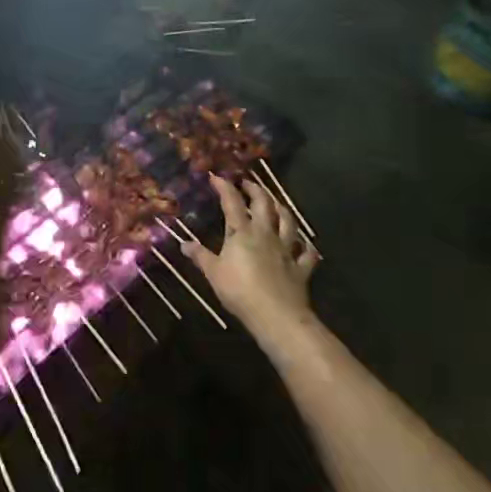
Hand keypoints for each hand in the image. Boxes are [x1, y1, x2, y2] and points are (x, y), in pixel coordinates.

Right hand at [182, 175, 318, 349]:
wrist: (275, 314)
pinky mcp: (300, 266)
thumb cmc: (239, 291)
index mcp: (243, 232)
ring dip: (282, 209)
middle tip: (248, 183)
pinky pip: (306, 253)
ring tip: (276, 203)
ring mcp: (286, 248)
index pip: (232, 203)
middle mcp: (266, 233)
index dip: (225, 187)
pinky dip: (306, 247)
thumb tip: (184, 243)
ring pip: (288, 221)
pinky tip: (305, 244)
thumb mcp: (213, 274)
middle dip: (255, 189)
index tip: (217, 177)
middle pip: (263, 204)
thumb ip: (200, 256)